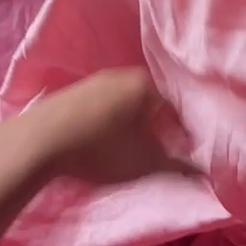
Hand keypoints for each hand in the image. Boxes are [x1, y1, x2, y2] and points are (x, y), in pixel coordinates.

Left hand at [18, 68, 195, 185]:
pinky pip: (103, 104)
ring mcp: (96, 79)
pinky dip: (110, 120)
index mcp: (146, 84)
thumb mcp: (147, 163)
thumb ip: (180, 166)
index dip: (183, 133)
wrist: (41, 140)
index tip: (182, 155)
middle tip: (158, 153)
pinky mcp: (74, 90)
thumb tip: (204, 171)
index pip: (178, 108)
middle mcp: (123, 74)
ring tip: (128, 149)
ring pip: (126, 102)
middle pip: (152, 102)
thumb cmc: (101, 149)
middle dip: (158, 127)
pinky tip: (101, 139)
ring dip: (132, 124)